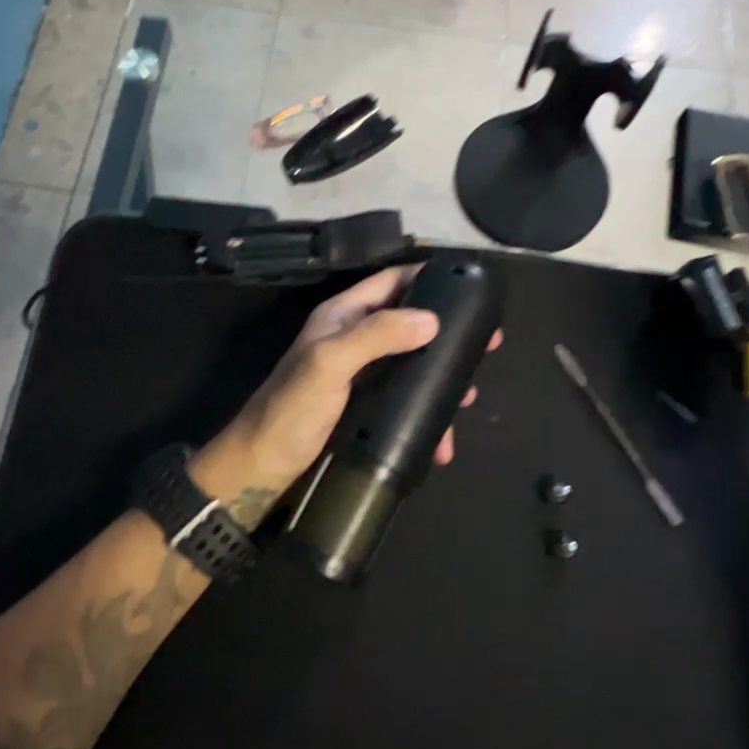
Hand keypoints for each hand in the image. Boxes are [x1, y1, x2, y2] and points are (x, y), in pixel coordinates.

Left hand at [191, 265, 501, 526]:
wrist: (261, 469)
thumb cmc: (291, 410)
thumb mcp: (330, 364)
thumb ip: (376, 336)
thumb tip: (432, 320)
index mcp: (341, 317)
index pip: (391, 282)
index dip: (428, 278)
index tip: (470, 288)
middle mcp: (353, 341)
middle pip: (408, 324)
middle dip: (446, 334)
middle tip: (486, 346)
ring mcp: (359, 377)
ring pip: (411, 367)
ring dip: (440, 380)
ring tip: (468, 397)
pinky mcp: (364, 410)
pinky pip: (404, 404)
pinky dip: (425, 416)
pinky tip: (443, 440)